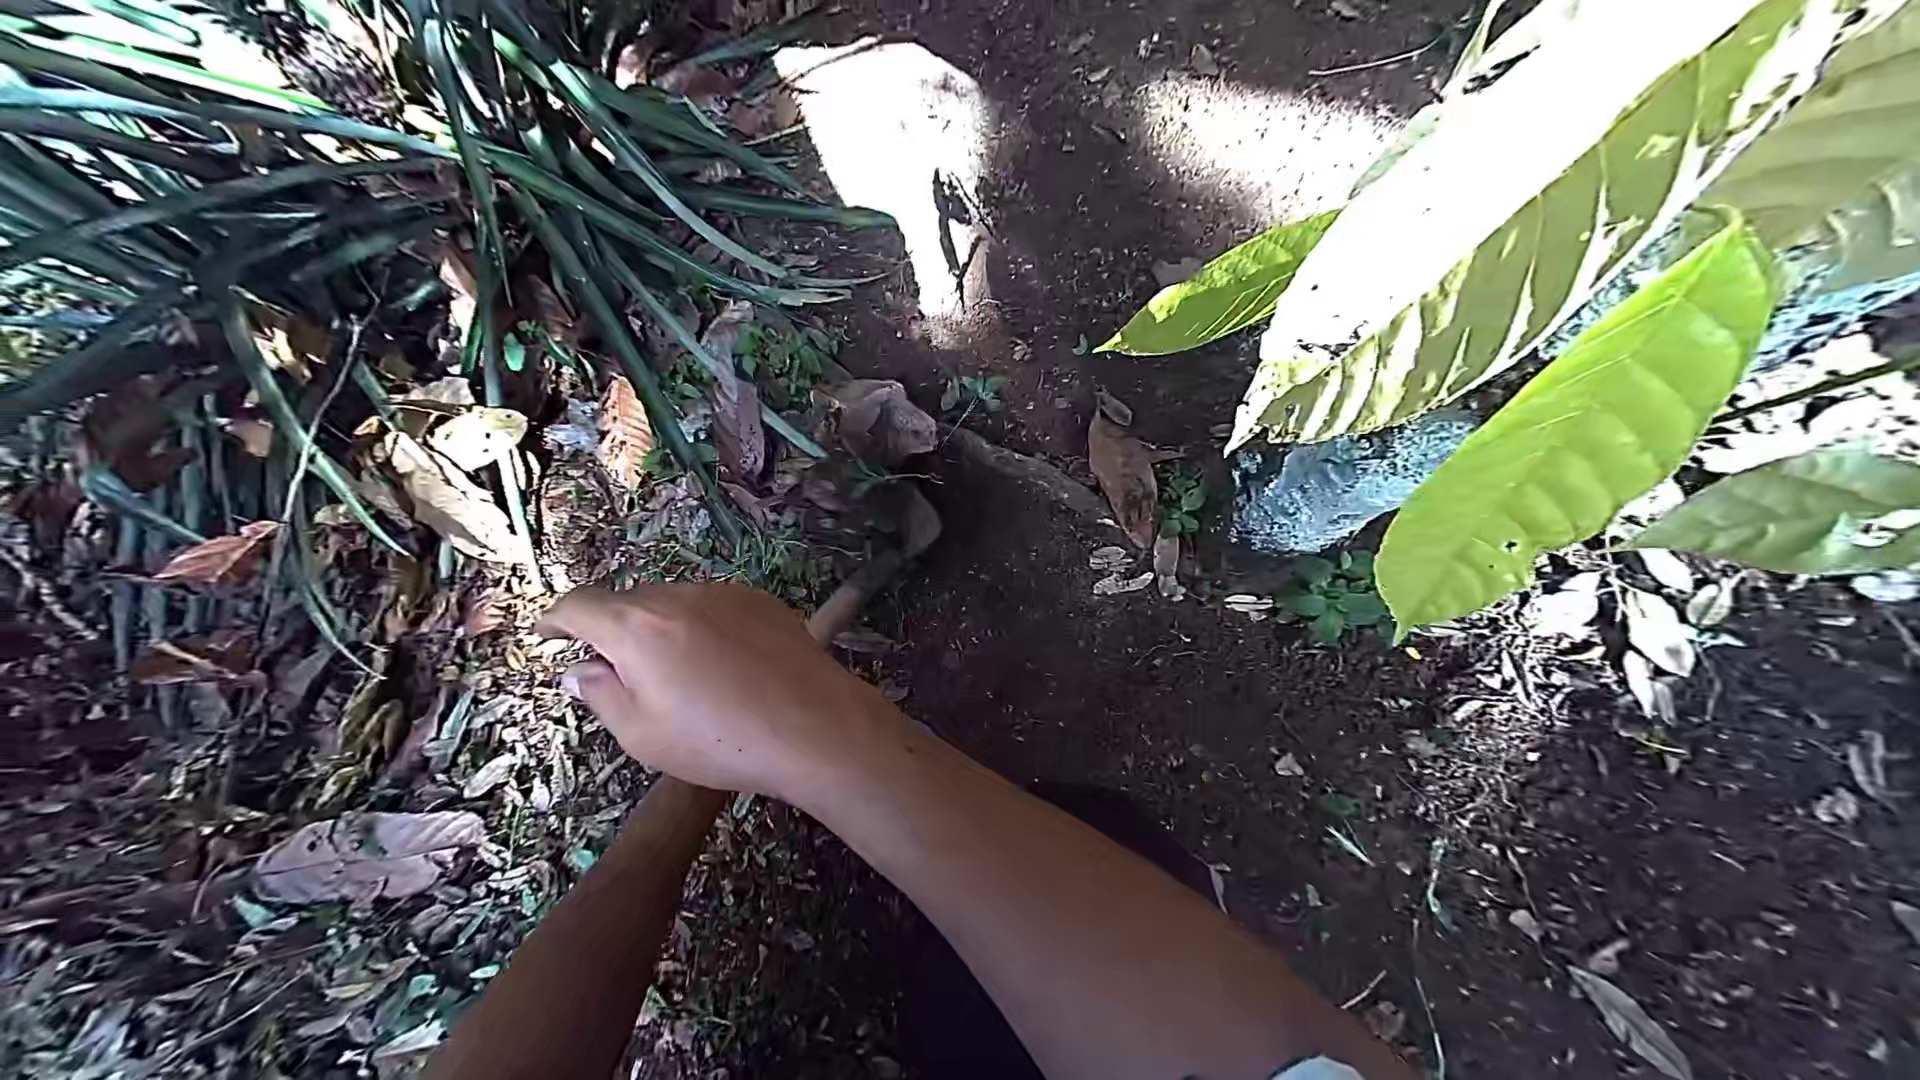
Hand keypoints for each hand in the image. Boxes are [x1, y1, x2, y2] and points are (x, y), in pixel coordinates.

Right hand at [537, 583, 901, 798]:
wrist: (813, 724)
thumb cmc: (720, 740)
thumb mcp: (642, 734)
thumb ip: (601, 693)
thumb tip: (581, 667)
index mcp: (639, 626)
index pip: (580, 604)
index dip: (557, 620)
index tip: (551, 636)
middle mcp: (681, 596)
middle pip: (629, 603)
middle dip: (614, 632)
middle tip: (624, 676)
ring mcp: (727, 594)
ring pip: (675, 604)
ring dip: (662, 629)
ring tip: (684, 678)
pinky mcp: (762, 600)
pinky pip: (715, 607)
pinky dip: (703, 627)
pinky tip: (724, 665)